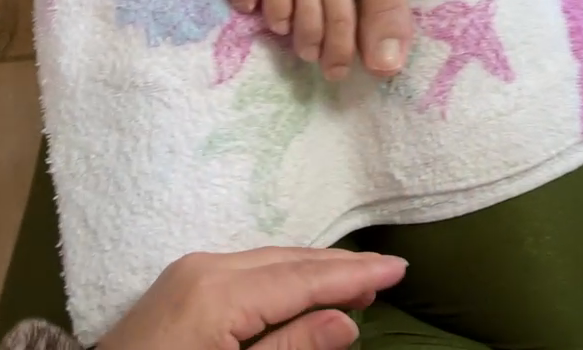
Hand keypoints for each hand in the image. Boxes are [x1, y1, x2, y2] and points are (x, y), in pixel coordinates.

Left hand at [98, 248, 407, 349]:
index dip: (353, 275)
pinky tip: (304, 286)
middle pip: (289, 261)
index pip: (302, 278)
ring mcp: (191, 270)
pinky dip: (284, 276)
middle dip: (339, 268)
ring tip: (357, 281)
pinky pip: (250, 269)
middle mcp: (207, 266)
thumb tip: (346, 321)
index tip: (398, 267)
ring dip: (315, 271)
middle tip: (388, 273)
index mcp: (217, 293)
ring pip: (271, 260)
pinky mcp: (183, 282)